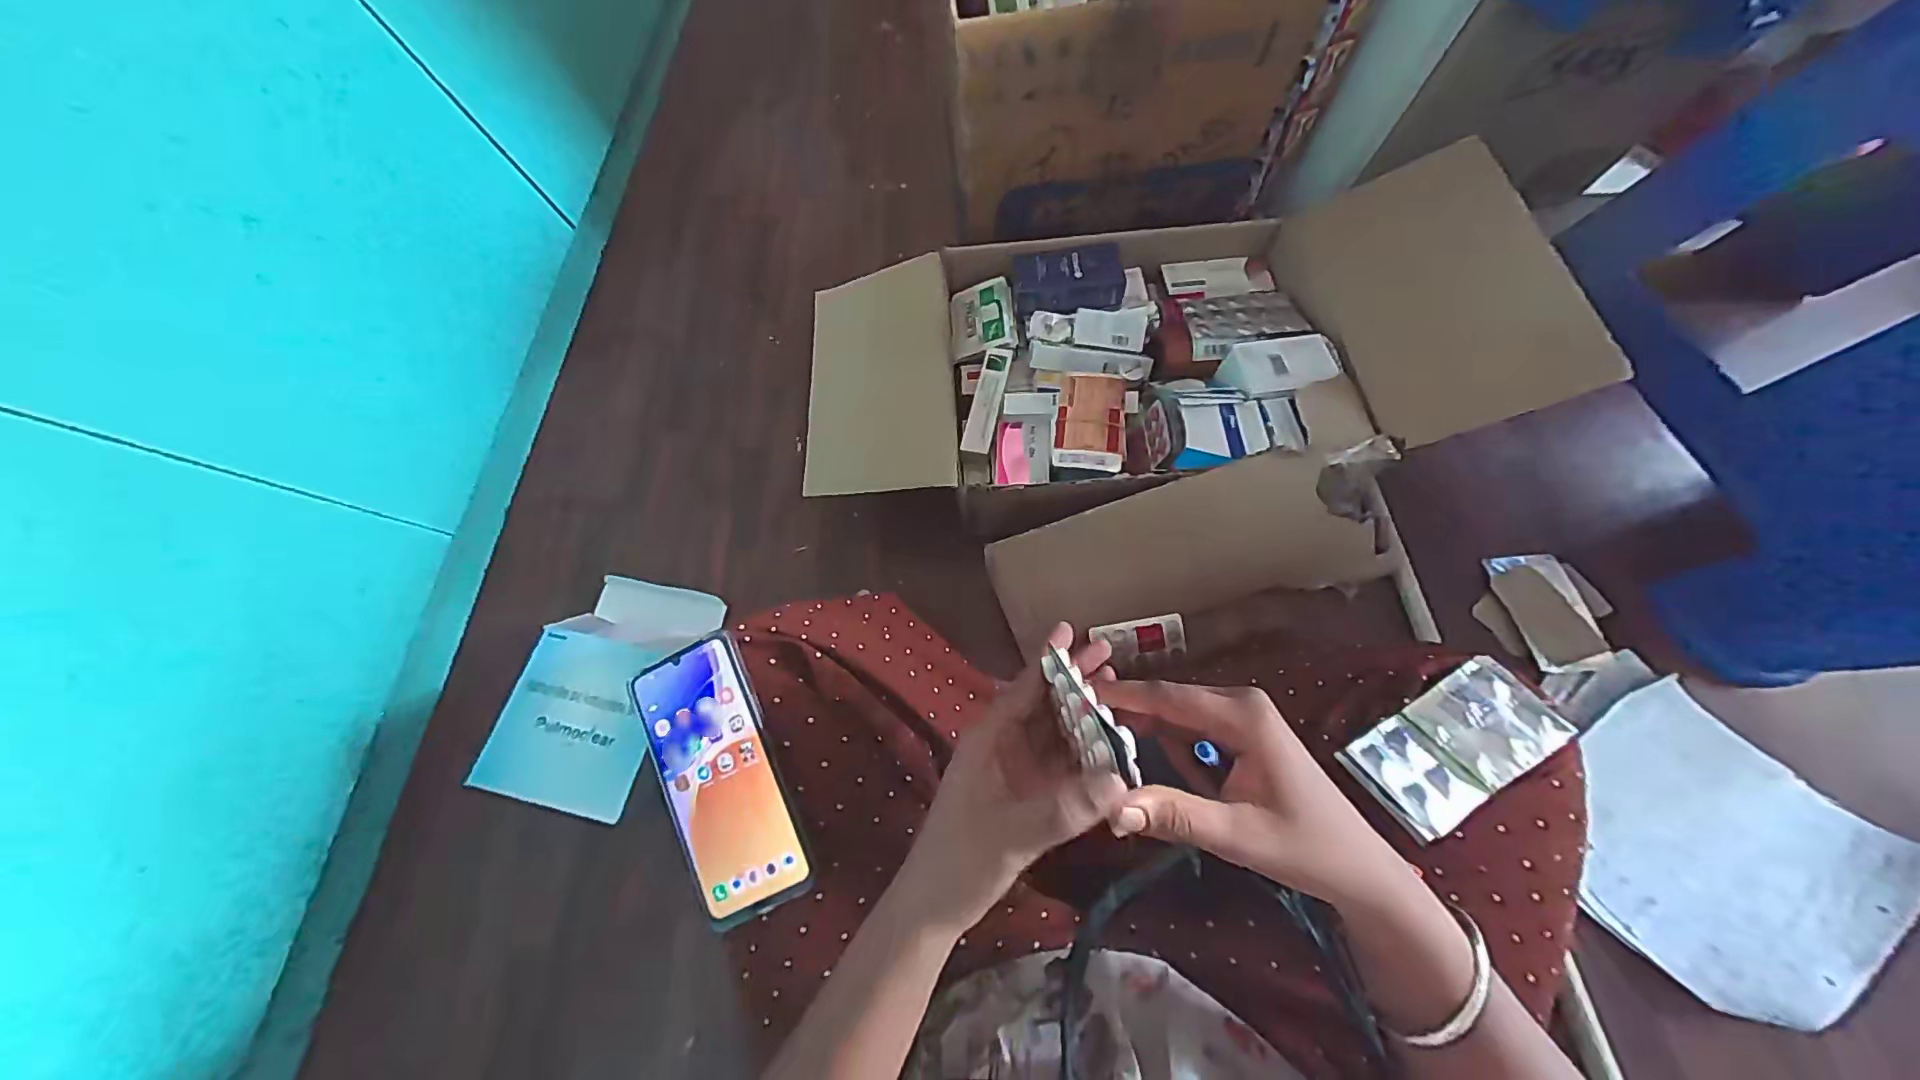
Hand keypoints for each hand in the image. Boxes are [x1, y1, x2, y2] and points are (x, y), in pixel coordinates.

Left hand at [894, 624, 1129, 934]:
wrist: (933, 907)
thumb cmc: (960, 862)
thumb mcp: (1011, 835)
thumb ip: (1063, 808)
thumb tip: (1118, 781)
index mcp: (988, 741)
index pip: (1023, 689)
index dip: (1048, 661)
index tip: (1070, 630)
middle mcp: (1001, 747)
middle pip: (1042, 704)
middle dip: (1073, 680)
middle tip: (1109, 655)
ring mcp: (1013, 772)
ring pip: (1052, 732)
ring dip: (1081, 713)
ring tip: (1116, 689)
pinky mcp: (1024, 796)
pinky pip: (1057, 765)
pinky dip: (1081, 752)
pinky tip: (1108, 744)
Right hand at [1097, 680, 1409, 905]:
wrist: (1358, 868)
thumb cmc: (1305, 846)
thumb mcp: (1235, 834)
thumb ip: (1174, 815)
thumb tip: (1113, 807)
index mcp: (1242, 714)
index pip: (1166, 696)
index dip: (1119, 696)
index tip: (1074, 696)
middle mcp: (1239, 703)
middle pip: (1166, 702)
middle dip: (1126, 717)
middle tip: (1079, 730)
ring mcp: (1241, 717)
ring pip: (1175, 718)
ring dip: (1145, 735)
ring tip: (1105, 748)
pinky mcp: (1240, 734)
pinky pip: (1190, 733)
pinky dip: (1167, 748)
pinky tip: (1154, 768)